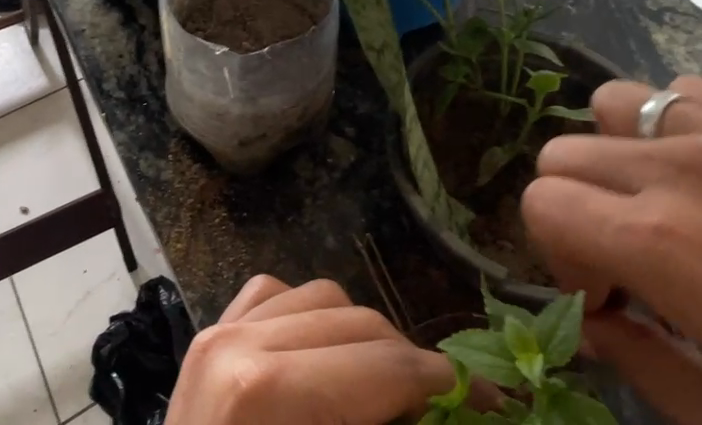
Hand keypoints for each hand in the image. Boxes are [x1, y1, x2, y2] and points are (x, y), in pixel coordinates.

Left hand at [167, 276, 454, 424]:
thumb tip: (458, 406)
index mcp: (269, 390)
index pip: (387, 366)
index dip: (449, 384)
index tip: (493, 401)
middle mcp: (240, 343)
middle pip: (361, 324)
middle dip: (410, 365)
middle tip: (440, 406)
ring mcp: (218, 331)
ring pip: (324, 297)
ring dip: (361, 337)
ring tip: (378, 386)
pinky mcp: (208, 333)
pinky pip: (275, 294)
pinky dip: (308, 315)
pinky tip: (320, 354)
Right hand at [522, 78, 701, 424]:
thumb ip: (638, 360)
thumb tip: (596, 319)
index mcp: (658, 243)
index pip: (541, 205)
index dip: (559, 256)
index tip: (610, 294)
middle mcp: (676, 167)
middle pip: (563, 154)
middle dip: (580, 209)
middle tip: (635, 258)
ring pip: (611, 106)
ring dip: (617, 155)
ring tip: (670, 203)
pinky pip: (683, 91)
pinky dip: (675, 126)